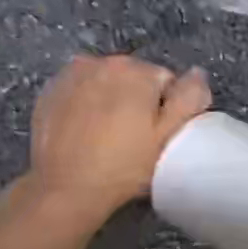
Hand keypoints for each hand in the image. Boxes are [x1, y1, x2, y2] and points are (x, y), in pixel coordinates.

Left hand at [24, 54, 211, 222]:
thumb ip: (188, 100)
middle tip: (139, 138)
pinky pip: (81, 92)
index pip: (167, 80)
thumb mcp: (167, 137)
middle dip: (141, 101)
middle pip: (134, 78)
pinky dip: (88, 105)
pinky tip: (89, 133)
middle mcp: (100, 62)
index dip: (169, 108)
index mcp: (135, 70)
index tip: (161, 134)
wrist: (67, 186)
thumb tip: (198, 74)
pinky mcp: (50, 91)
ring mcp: (70, 75)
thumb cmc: (125, 165)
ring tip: (113, 136)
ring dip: (114, 101)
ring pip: (107, 84)